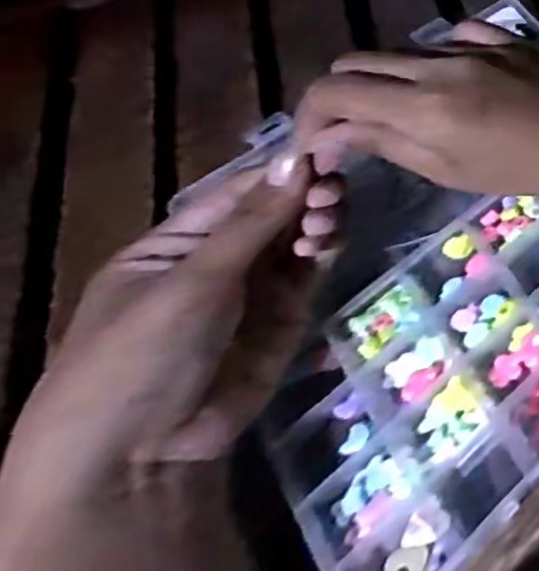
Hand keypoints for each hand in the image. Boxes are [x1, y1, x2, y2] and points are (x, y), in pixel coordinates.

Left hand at [0, 155, 340, 515]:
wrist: (144, 450)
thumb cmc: (140, 356)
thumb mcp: (193, 282)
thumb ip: (254, 220)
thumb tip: (299, 156)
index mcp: (173, 245)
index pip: (239, 192)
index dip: (284, 171)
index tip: (330, 152)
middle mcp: (218, 258)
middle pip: (279, 209)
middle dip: (310, 195)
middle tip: (333, 195)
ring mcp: (256, 284)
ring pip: (304, 232)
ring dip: (321, 219)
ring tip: (326, 225)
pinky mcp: (290, 306)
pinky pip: (316, 263)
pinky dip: (329, 246)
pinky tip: (328, 245)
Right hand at [294, 21, 538, 195]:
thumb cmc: (536, 167)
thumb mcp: (456, 170)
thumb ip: (389, 144)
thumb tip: (332, 133)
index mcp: (425, 104)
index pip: (333, 90)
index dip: (310, 115)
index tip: (321, 140)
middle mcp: (444, 65)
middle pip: (360, 60)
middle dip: (344, 92)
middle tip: (359, 124)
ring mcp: (482, 45)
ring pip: (407, 47)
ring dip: (394, 75)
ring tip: (414, 107)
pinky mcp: (512, 37)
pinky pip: (458, 33)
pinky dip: (440, 54)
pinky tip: (456, 77)